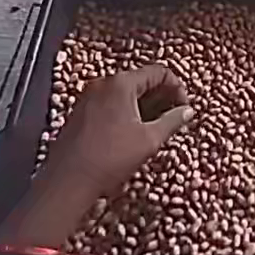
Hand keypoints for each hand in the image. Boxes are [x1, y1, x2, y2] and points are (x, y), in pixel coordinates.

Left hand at [41, 65, 193, 204]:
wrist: (66, 183)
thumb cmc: (109, 158)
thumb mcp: (149, 140)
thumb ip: (172, 121)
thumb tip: (188, 111)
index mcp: (121, 83)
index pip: (159, 72)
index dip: (177, 88)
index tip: (184, 109)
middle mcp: (103, 84)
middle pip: (142, 80)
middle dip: (162, 97)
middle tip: (174, 118)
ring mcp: (89, 97)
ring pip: (126, 93)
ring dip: (146, 106)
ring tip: (157, 128)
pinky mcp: (81, 113)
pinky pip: (111, 103)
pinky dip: (128, 112)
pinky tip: (134, 133)